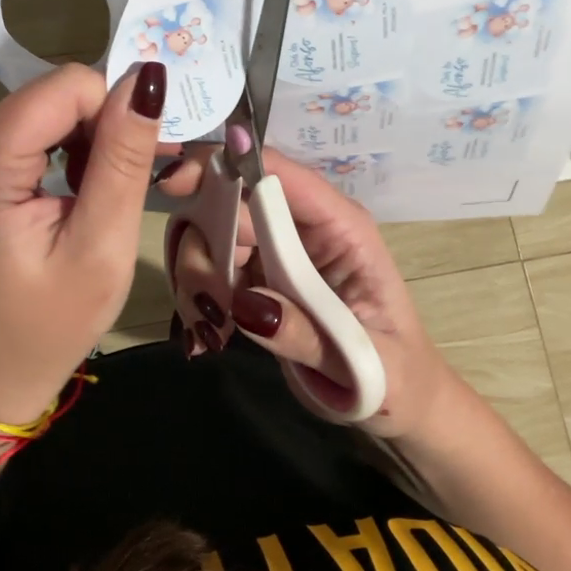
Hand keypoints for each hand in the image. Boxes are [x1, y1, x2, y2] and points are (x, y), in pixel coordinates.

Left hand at [0, 62, 168, 422]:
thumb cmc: (51, 320)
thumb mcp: (102, 245)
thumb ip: (123, 158)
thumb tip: (147, 77)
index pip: (68, 87)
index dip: (116, 114)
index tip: (143, 162)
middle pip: (58, 93)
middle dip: (105, 126)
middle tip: (134, 182)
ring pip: (52, 104)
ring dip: (91, 138)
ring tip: (103, 195)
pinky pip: (37, 124)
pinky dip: (70, 146)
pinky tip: (80, 189)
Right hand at [160, 152, 447, 437]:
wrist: (396, 404)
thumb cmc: (397, 378)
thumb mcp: (365, 365)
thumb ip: (305, 335)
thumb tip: (244, 303)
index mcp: (341, 228)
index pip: (278, 175)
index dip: (226, 167)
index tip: (173, 184)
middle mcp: (303, 228)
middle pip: (229, 204)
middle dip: (201, 246)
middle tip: (206, 306)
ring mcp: (277, 251)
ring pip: (210, 236)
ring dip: (196, 279)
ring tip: (213, 330)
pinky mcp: (257, 276)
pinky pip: (209, 268)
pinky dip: (197, 298)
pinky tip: (211, 335)